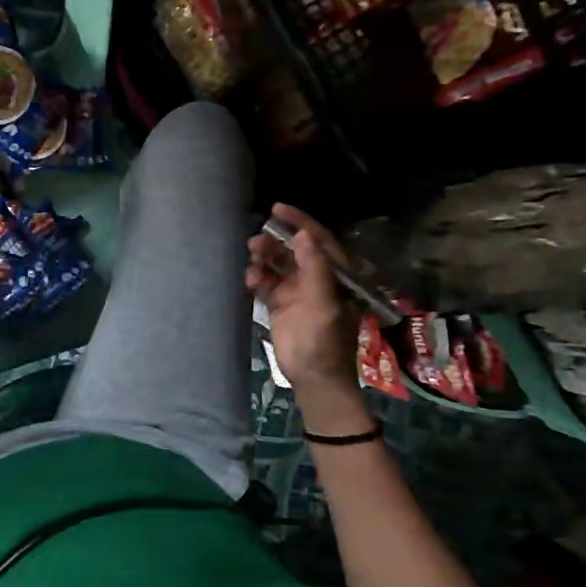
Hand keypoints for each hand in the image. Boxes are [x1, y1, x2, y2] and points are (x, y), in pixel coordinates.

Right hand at [246, 204, 363, 414]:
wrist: (313, 378)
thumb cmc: (324, 342)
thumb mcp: (324, 304)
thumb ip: (315, 269)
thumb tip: (304, 236)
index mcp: (335, 275)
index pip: (317, 240)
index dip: (299, 222)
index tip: (277, 208)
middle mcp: (316, 278)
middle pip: (294, 250)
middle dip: (275, 241)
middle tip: (255, 241)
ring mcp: (296, 291)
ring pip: (278, 264)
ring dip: (264, 258)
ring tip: (251, 257)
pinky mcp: (279, 304)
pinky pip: (266, 282)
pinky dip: (257, 277)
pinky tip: (250, 279)